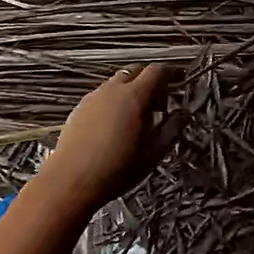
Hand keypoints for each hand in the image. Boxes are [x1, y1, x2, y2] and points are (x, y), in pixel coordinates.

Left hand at [44, 64, 180, 204]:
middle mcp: (111, 90)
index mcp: (134, 96)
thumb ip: (171, 129)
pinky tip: (116, 126)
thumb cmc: (116, 169)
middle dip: (151, 82)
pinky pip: (101, 97)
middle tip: (161, 104)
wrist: (70, 182)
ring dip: (131, 92)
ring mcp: (92, 98)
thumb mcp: (153, 153)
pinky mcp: (78, 110)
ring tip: (139, 118)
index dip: (171, 74)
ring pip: (116, 84)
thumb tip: (183, 114)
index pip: (156, 71)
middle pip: (136, 73)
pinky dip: (114, 102)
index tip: (179, 81)